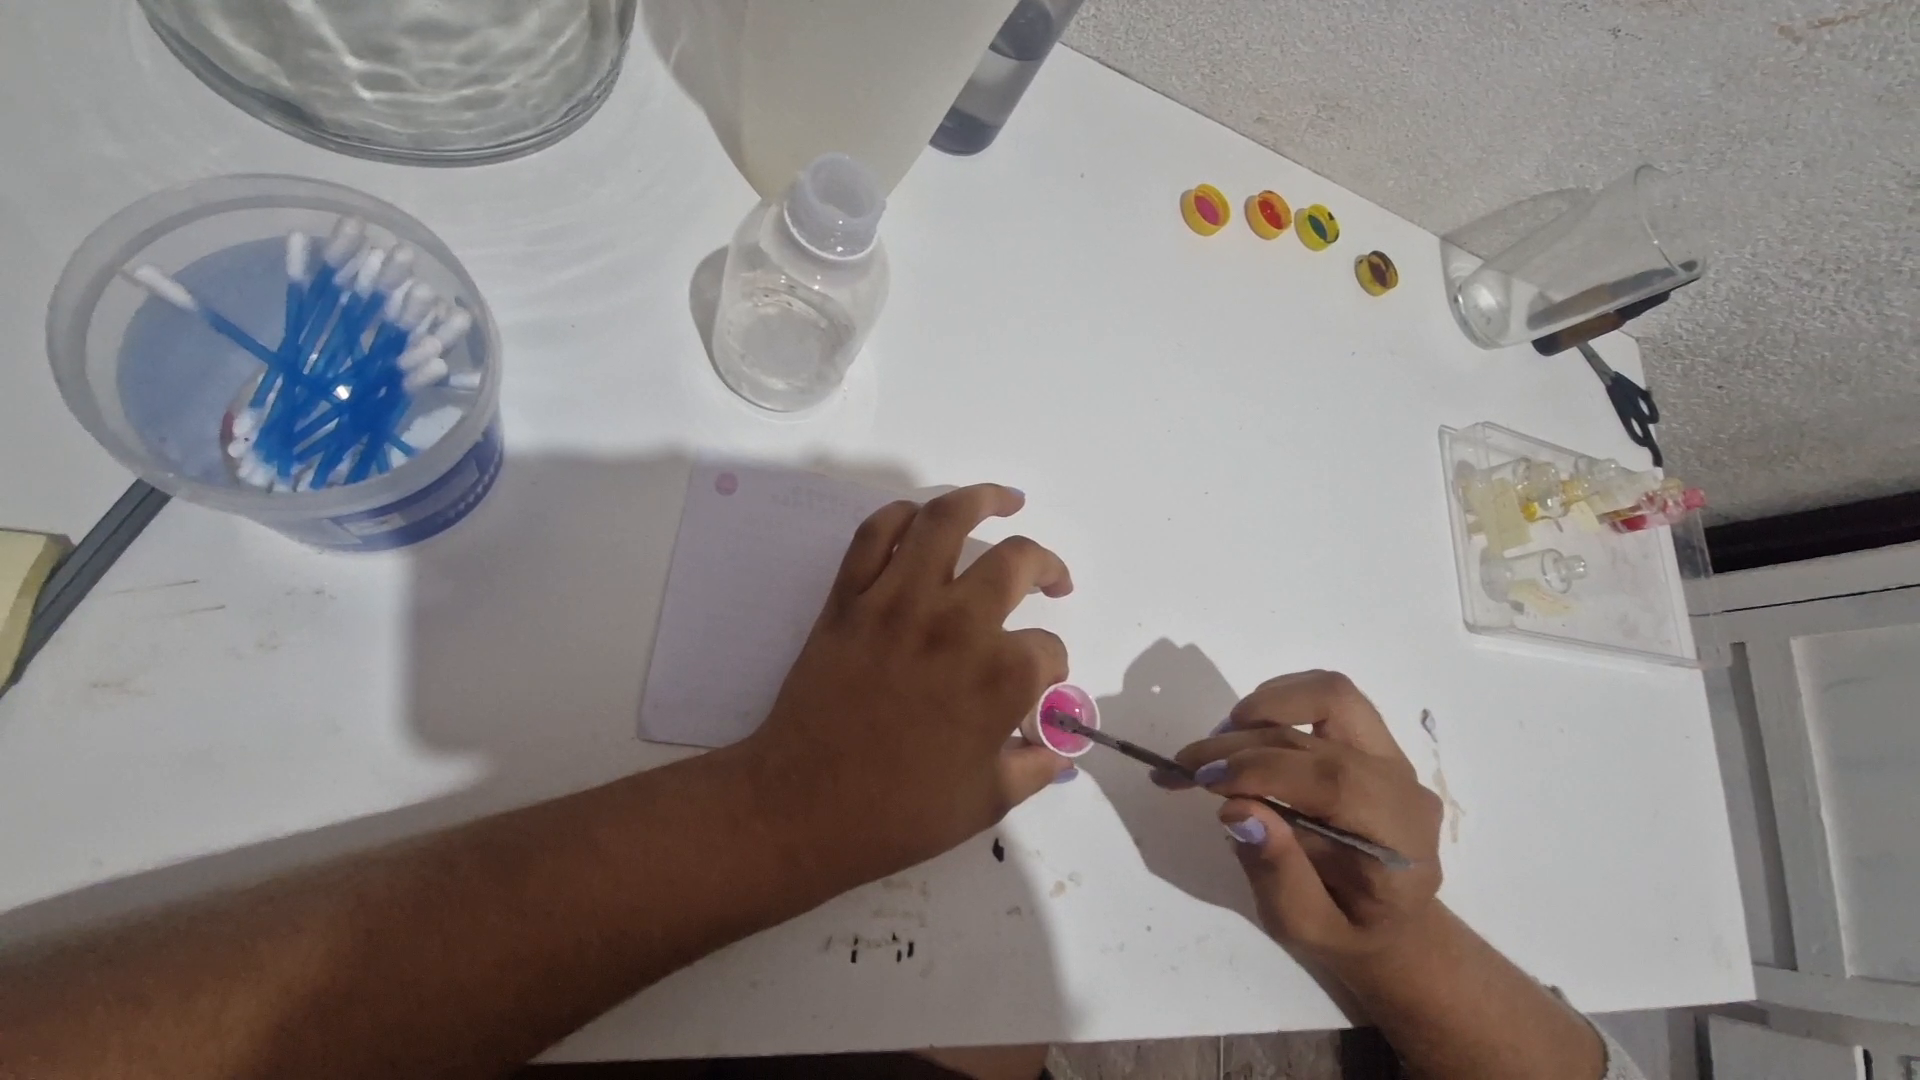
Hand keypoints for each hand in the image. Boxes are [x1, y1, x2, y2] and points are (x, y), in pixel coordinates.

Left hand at [736, 484, 1074, 891]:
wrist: (803, 806)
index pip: (1048, 650)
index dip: (1054, 666)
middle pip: (1017, 561)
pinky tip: (920, 518)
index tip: (1043, 680)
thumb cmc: (900, 813)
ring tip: (1007, 499)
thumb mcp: (988, 802)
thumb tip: (1060, 747)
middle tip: (1052, 579)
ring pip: (945, 521)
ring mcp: (898, 602)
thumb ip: (1034, 766)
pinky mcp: (849, 597)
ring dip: (983, 499)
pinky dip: (899, 515)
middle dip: (1047, 565)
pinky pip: (874, 535)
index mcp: (1000, 676)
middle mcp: (956, 623)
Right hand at [1171, 671, 1442, 965]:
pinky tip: (1244, 733)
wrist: (1389, 921)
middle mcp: (1402, 786)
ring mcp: (1389, 756)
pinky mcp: (1369, 739)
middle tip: (1185, 766)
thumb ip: (1277, 874)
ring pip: (1330, 693)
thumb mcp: (1304, 927)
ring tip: (1218, 742)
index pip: (1335, 780)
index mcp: (1400, 841)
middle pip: (1321, 732)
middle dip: (1241, 741)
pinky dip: (1276, 702)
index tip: (1202, 781)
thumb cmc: (1345, 930)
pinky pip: (1325, 696)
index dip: (1262, 770)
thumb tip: (1238, 809)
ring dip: (1264, 705)